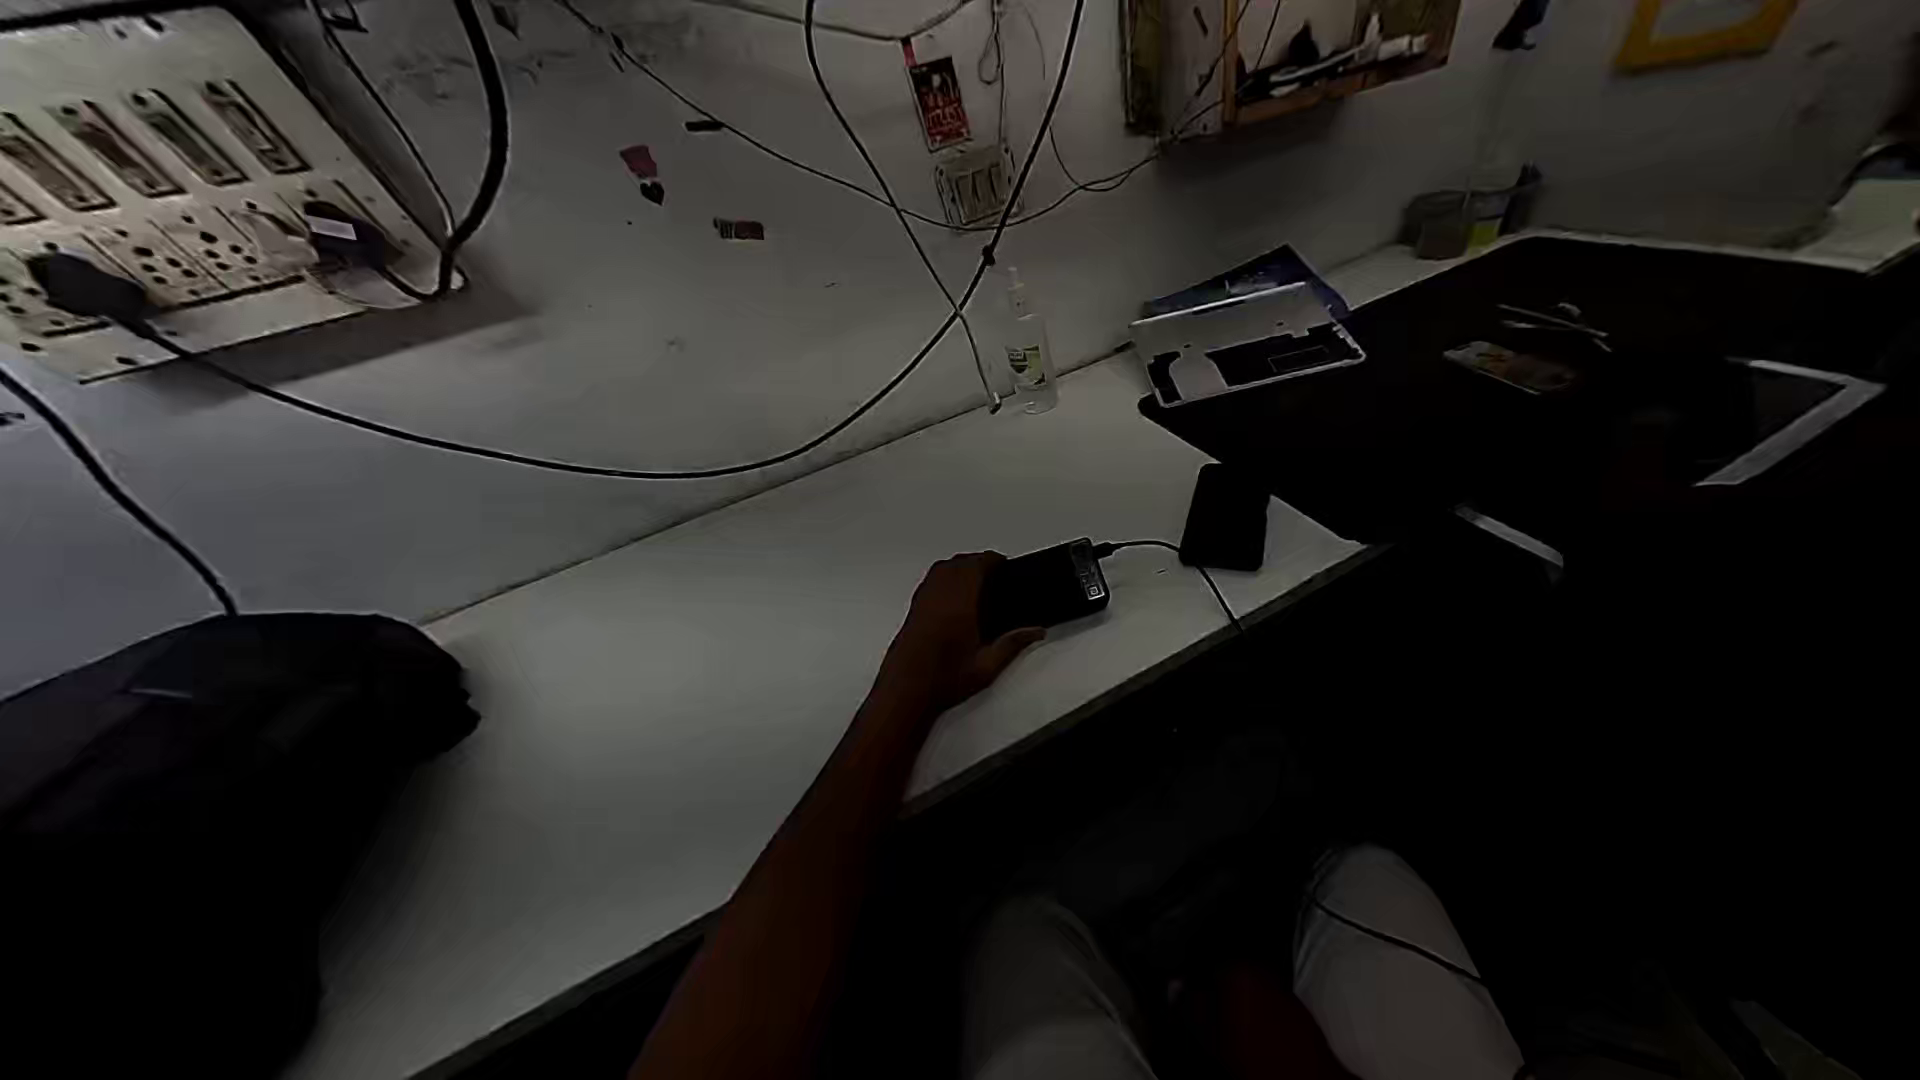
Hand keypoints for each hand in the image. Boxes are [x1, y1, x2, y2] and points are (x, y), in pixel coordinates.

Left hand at [873, 553, 1044, 716]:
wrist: (905, 692)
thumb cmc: (940, 681)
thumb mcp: (986, 667)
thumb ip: (1012, 644)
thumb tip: (1033, 631)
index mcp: (959, 604)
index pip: (976, 566)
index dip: (992, 560)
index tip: (1002, 563)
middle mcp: (938, 597)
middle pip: (958, 563)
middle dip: (977, 561)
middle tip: (992, 569)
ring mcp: (922, 601)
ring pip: (941, 568)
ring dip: (959, 566)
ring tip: (974, 576)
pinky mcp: (912, 609)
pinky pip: (929, 580)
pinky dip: (943, 576)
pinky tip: (951, 591)